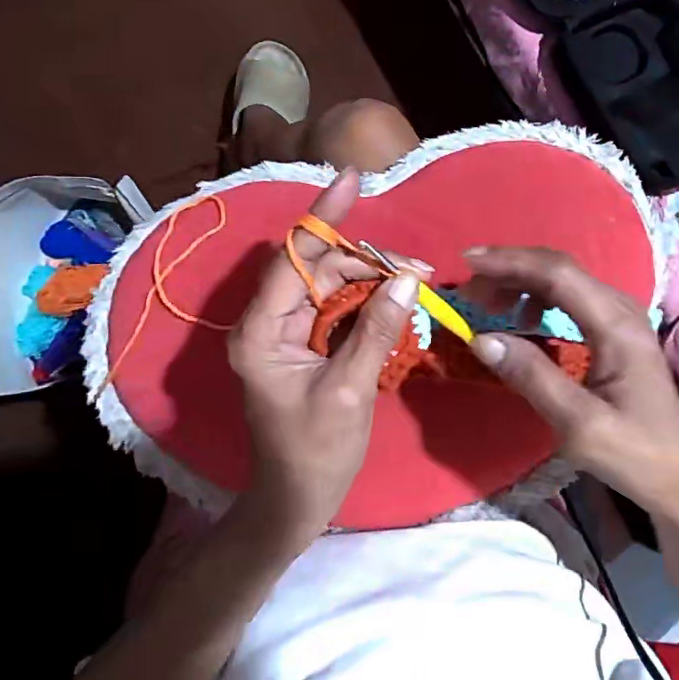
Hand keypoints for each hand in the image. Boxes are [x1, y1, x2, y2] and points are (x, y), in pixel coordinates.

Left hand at [227, 170, 420, 538]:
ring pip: (330, 283)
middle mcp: (268, 322)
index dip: (322, 217)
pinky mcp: (304, 342)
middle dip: (365, 259)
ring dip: (371, 278)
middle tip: (417, 268)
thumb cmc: (315, 452)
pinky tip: (396, 297)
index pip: (292, 258)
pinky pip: (337, 305)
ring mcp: (286, 331)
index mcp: (261, 331)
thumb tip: (407, 278)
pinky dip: (367, 298)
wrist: (296, 501)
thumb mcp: (350, 390)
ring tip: (415, 282)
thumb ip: (375, 328)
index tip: (350, 178)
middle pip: (317, 267)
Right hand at [464, 246, 678, 532]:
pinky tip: (522, 320)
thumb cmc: (635, 455)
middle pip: (560, 268)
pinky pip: (571, 298)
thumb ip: (531, 376)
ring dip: (522, 282)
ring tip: (488, 304)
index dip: (511, 262)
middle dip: (510, 269)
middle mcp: (621, 310)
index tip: (468, 263)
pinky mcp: (615, 332)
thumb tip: (480, 338)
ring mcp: (621, 319)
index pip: (558, 273)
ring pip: (564, 280)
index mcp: (617, 326)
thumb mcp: (578, 425)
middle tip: (469, 289)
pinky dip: (538, 298)